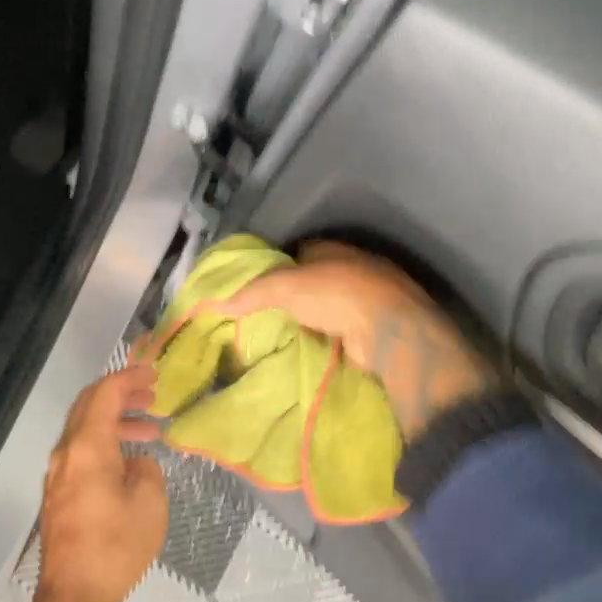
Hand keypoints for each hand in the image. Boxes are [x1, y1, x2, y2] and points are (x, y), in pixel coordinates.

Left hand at [0, 367, 168, 601]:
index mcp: (86, 446)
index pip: (103, 394)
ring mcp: (57, 475)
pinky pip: (81, 454)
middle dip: (120, 395)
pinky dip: (105, 446)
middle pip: (88, 407)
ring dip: (115, 423)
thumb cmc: (116, 546)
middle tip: (152, 395)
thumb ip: (146, 470)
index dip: (128, 378)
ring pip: (84, 432)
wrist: (75, 595)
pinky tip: (128, 463)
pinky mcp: (58, 496)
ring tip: (151, 431)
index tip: (153, 374)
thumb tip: (135, 464)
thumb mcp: (150, 503)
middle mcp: (65, 454)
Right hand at [212, 240, 496, 439]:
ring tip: (274, 337)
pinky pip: (337, 333)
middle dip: (289, 298)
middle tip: (258, 316)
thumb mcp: (284, 288)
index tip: (252, 286)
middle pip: (311, 282)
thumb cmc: (337, 294)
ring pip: (325, 310)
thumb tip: (213, 304)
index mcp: (334, 250)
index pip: (298, 253)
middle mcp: (352, 271)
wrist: (388, 332)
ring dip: (307, 322)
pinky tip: (302, 351)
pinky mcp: (372, 330)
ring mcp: (366, 302)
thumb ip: (250, 293)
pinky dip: (322, 341)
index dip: (274, 266)